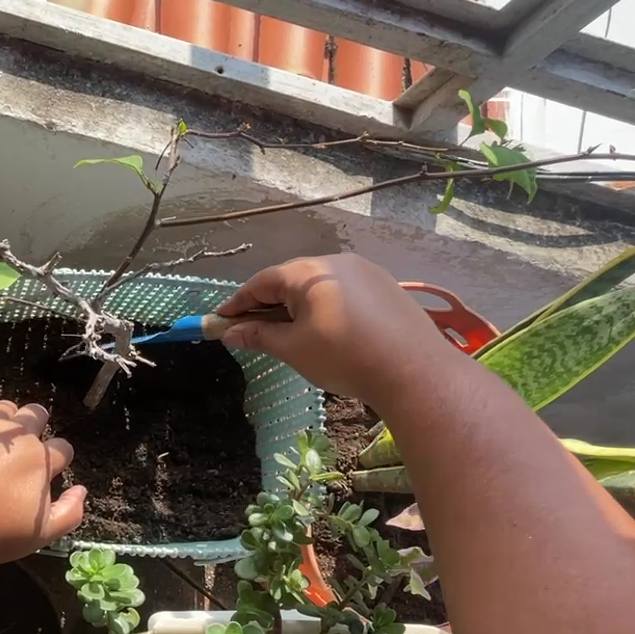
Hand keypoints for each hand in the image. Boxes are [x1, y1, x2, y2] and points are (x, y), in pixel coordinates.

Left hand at [0, 401, 85, 564]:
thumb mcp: (40, 535)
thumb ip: (69, 513)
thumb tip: (82, 491)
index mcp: (40, 460)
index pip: (63, 448)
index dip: (59, 457)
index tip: (49, 467)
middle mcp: (17, 434)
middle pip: (36, 414)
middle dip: (37, 423)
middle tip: (24, 442)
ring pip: (3, 408)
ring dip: (4, 420)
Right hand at [217, 254, 465, 407]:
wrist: (414, 371)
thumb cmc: (343, 357)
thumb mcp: (292, 349)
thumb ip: (258, 336)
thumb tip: (230, 332)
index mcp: (307, 273)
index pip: (260, 283)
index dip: (237, 303)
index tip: (220, 320)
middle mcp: (335, 262)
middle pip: (288, 280)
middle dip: (265, 304)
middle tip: (250, 328)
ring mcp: (364, 271)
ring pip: (316, 285)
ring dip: (295, 306)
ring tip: (286, 332)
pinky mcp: (385, 286)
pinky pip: (341, 291)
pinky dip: (322, 306)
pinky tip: (323, 330)